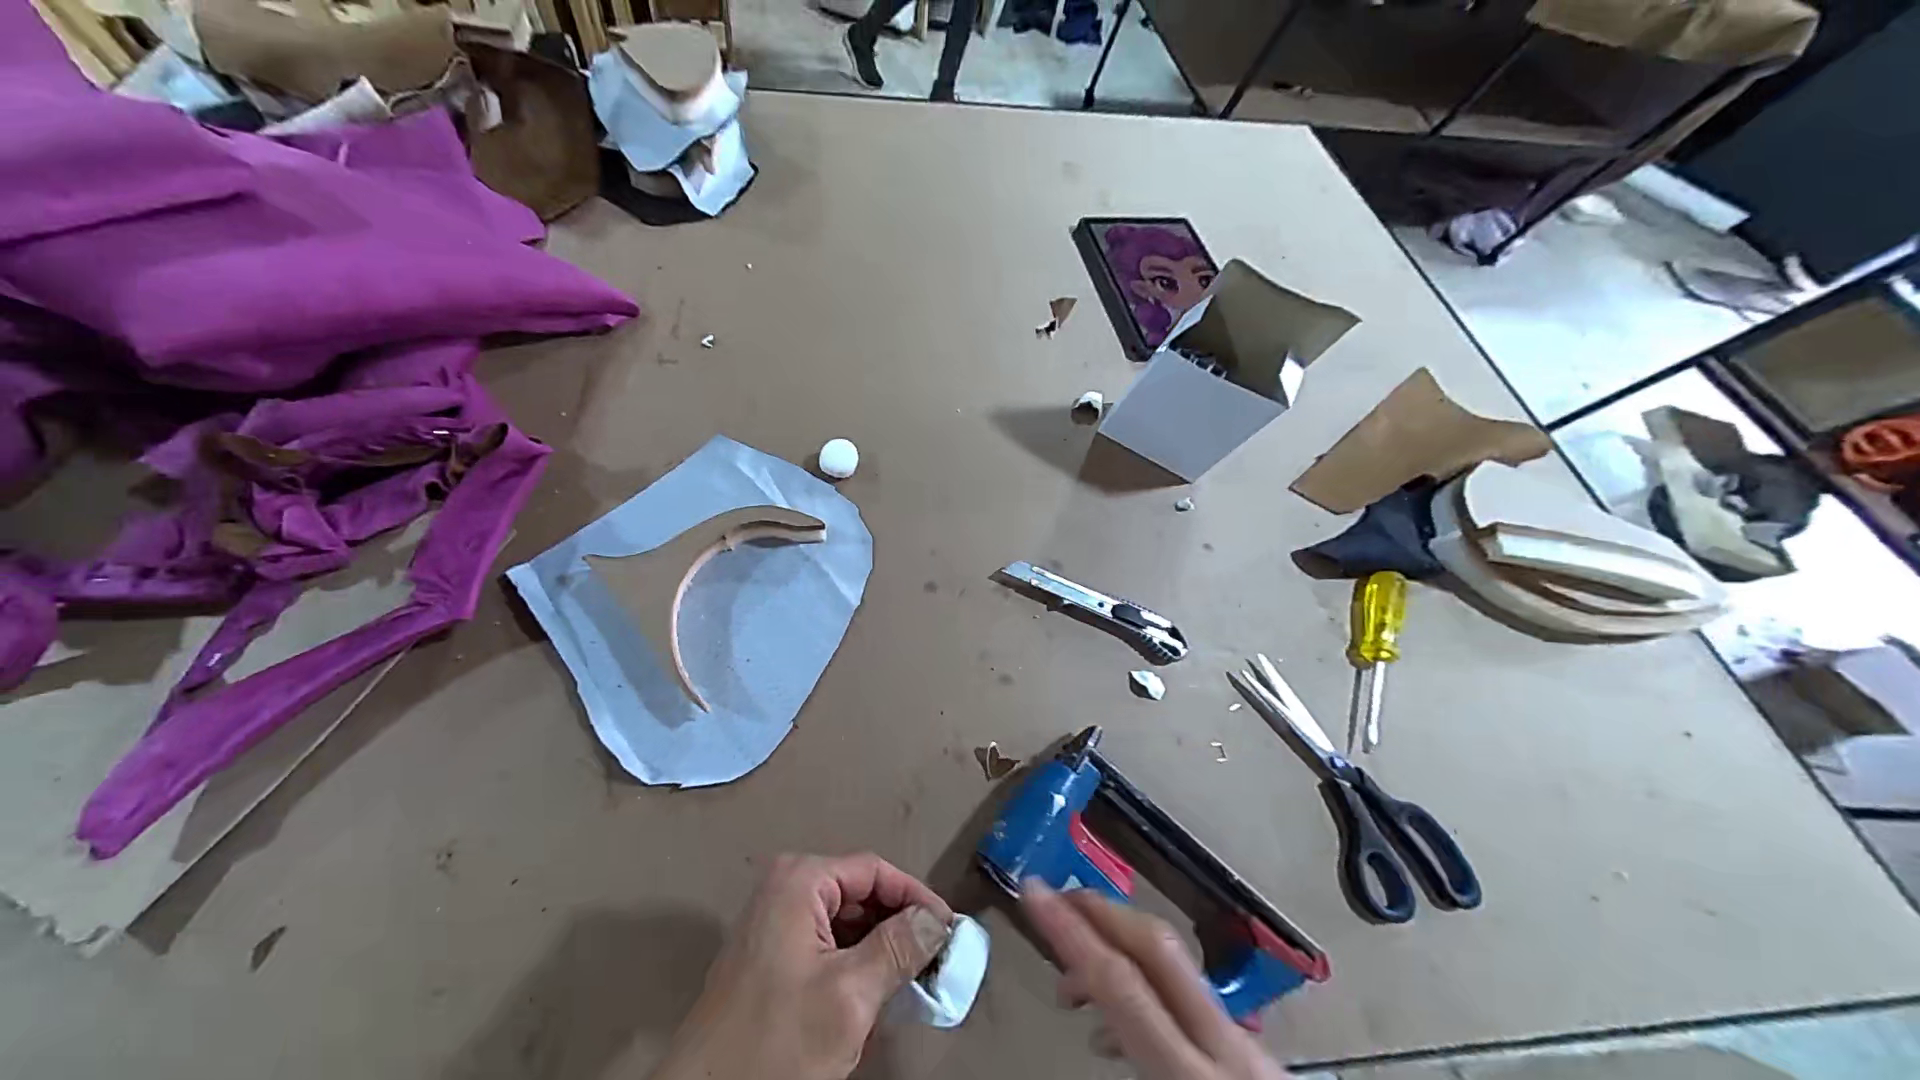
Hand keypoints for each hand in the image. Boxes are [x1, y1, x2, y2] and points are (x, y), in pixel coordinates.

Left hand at [650, 853, 954, 1079]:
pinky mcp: (770, 952)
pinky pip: (826, 941)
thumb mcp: (849, 995)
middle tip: (934, 958)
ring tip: (911, 978)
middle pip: (861, 892)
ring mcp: (774, 919)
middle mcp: (784, 887)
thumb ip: (898, 948)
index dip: (916, 897)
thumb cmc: (774, 1041)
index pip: (875, 870)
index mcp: (799, 880)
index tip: (948, 930)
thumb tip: (937, 920)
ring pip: (846, 919)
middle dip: (899, 924)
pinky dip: (855, 961)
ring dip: (880, 946)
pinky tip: (874, 991)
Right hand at [1021, 880, 1291, 1079]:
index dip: (1071, 933)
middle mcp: (1226, 1053)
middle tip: (1051, 902)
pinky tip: (1115, 1032)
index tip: (1032, 891)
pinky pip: (1187, 1005)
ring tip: (1070, 985)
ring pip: (1174, 972)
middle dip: (1099, 914)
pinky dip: (1143, 995)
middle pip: (1158, 951)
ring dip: (1117, 957)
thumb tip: (1094, 1035)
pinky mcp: (1253, 1065)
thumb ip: (1134, 1057)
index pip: (1123, 986)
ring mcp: (1246, 1054)